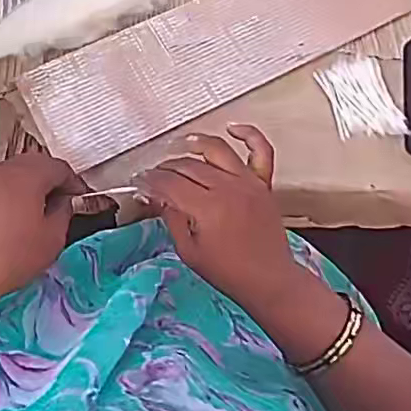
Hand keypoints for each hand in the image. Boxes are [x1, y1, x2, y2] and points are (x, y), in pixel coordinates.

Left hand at [0, 153, 84, 306]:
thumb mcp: (51, 239)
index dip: (73, 181)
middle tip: (61, 200)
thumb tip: (62, 201)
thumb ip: (63, 213)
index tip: (79, 196)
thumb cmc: (11, 256)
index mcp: (27, 175)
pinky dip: (10, 193)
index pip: (58, 166)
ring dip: (29, 184)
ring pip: (13, 172)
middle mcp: (3, 169)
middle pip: (34, 163)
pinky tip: (13, 217)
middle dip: (51, 177)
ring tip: (38, 210)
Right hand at [134, 126, 313, 312]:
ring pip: (216, 150)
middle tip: (154, 175)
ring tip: (179, 146)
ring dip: (194, 143)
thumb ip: (171, 218)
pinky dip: (249, 135)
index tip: (140, 183)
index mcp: (208, 208)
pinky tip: (233, 129)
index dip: (150, 181)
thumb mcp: (189, 251)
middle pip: (188, 165)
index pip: (169, 183)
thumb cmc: (229, 272)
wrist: (270, 282)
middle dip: (165, 168)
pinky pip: (260, 151)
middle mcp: (228, 189)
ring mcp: (248, 183)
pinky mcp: (263, 184)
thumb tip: (157, 197)